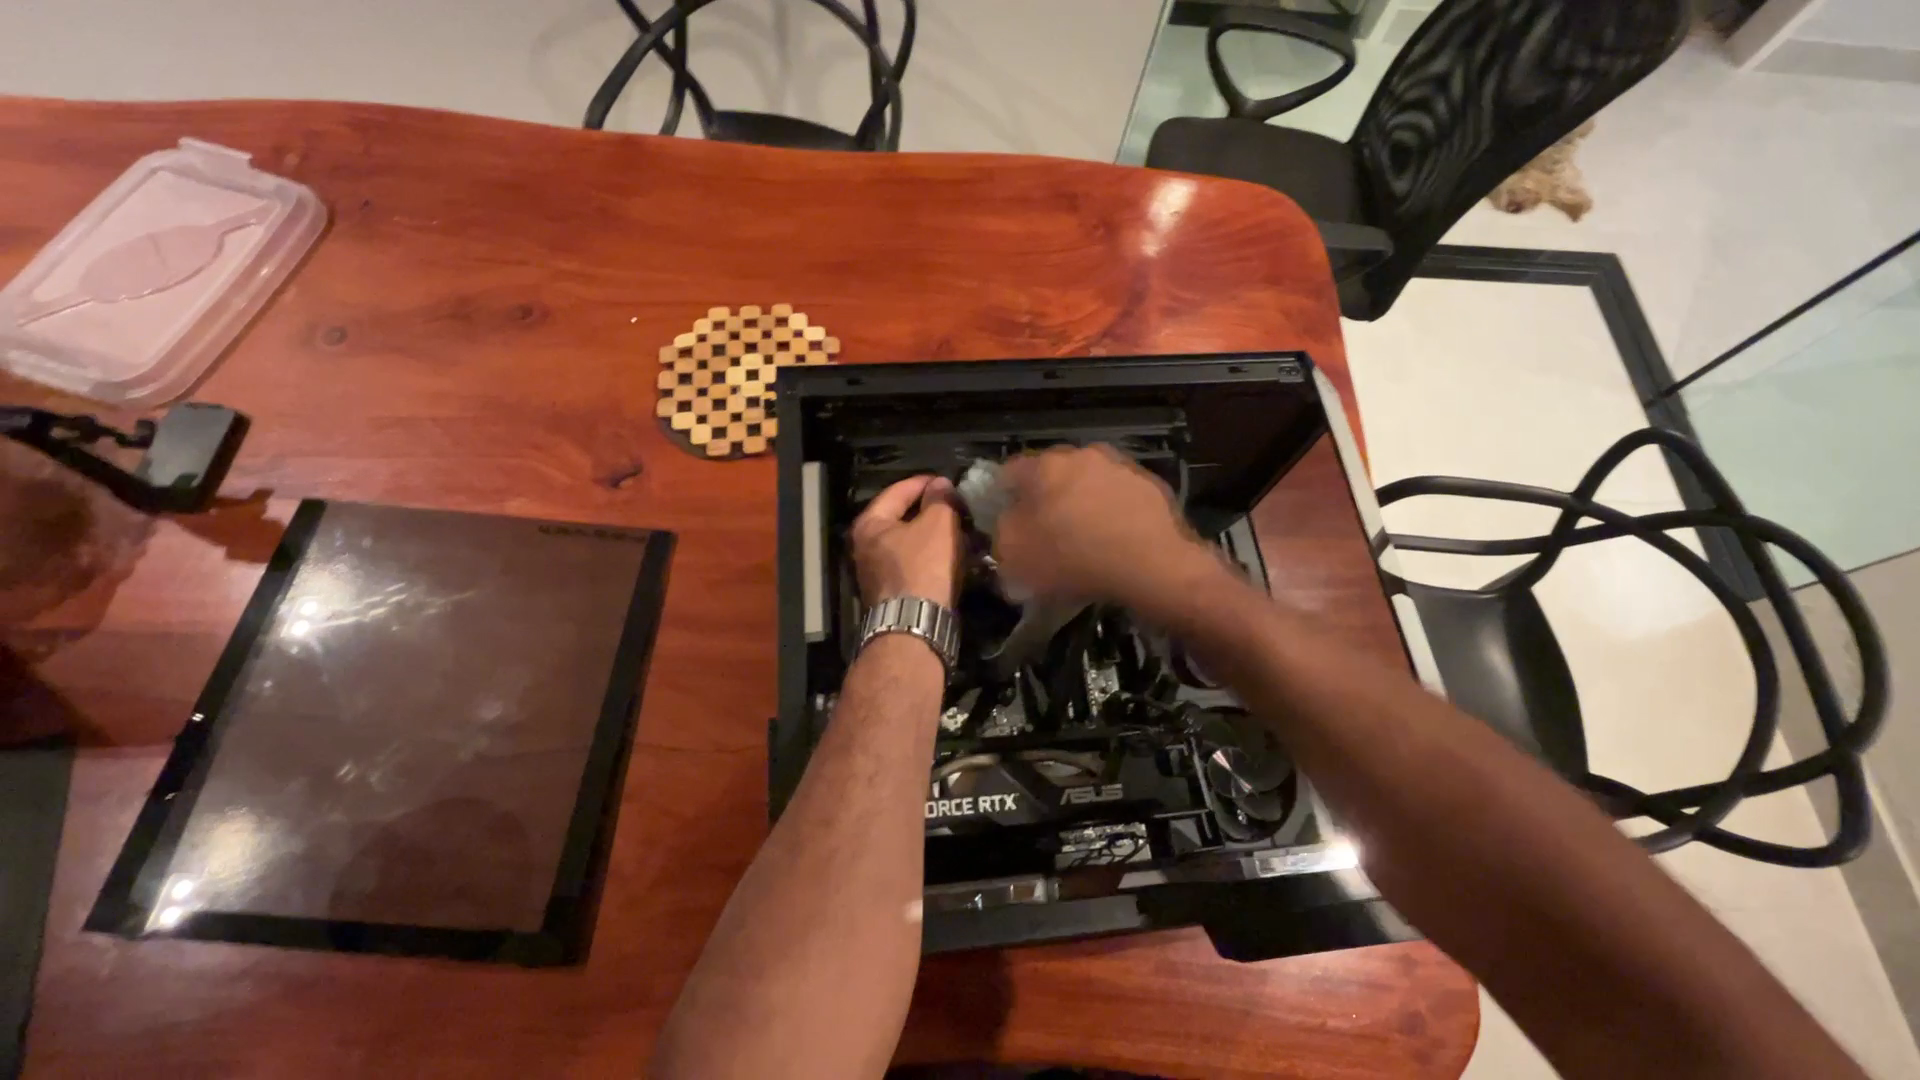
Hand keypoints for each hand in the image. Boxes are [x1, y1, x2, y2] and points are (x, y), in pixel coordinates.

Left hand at [851, 475, 962, 606]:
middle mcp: (865, 546)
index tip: (947, 481)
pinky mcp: (890, 593)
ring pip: (908, 543)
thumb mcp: (938, 524)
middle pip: (900, 518)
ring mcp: (875, 573)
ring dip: (932, 535)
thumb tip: (940, 485)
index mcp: (869, 524)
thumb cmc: (923, 566)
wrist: (915, 624)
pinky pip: (912, 564)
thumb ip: (940, 499)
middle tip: (954, 505)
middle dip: (928, 511)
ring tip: (958, 530)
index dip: (924, 483)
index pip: (897, 491)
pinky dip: (930, 557)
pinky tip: (950, 557)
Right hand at [993, 444, 1221, 616]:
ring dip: (1082, 503)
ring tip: (1085, 538)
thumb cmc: (1073, 559)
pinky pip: (1120, 497)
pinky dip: (1113, 513)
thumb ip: (1001, 533)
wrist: (1153, 566)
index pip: (1009, 472)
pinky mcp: (1151, 484)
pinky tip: (1115, 541)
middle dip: (1046, 498)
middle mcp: (1082, 454)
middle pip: (1052, 474)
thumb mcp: (1015, 557)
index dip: (1003, 497)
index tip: (1007, 522)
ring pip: (1089, 482)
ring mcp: (1121, 466)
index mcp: (1044, 466)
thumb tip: (1008, 524)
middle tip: (1046, 531)